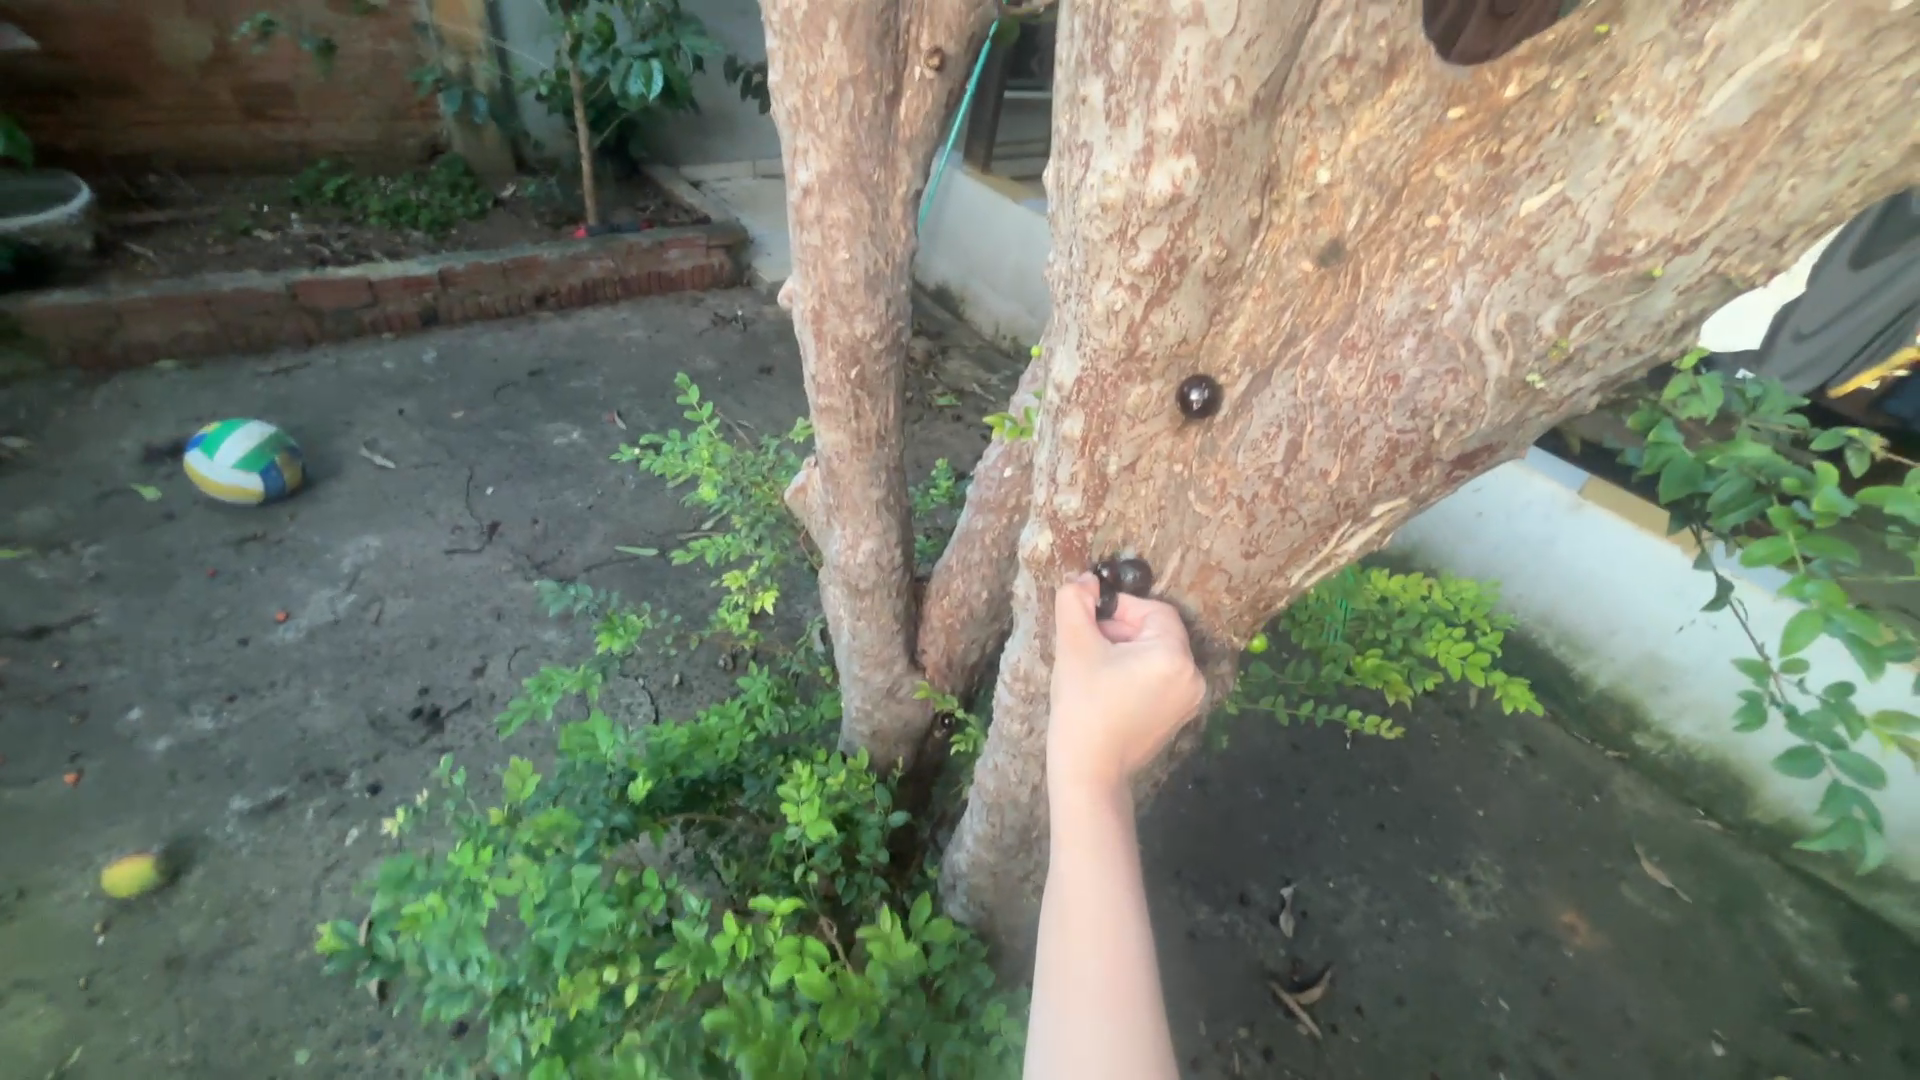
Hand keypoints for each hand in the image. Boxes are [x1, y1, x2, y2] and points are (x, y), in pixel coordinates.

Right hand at [1047, 573, 1205, 800]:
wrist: (1088, 772)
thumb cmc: (1082, 706)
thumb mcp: (1073, 645)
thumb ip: (1075, 601)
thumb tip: (1083, 579)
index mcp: (1175, 656)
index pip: (1153, 610)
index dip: (1119, 608)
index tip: (1089, 621)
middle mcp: (1193, 676)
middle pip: (1156, 632)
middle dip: (1120, 630)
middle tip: (1086, 644)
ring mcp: (1189, 700)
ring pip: (1155, 655)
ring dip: (1124, 651)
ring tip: (1093, 667)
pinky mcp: (1178, 717)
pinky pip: (1158, 678)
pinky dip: (1134, 673)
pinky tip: (1106, 687)